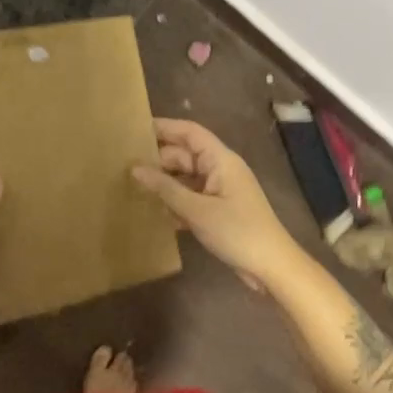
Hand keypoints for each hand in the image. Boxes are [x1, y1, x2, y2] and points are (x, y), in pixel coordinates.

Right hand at [132, 118, 301, 286]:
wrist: (270, 264)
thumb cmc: (237, 231)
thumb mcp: (197, 210)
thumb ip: (166, 188)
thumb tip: (135, 169)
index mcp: (221, 160)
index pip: (190, 132)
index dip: (164, 127)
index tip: (134, 128)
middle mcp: (221, 169)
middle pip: (185, 155)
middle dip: (158, 159)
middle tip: (123, 165)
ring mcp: (221, 191)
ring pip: (187, 178)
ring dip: (164, 183)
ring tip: (131, 187)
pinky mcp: (220, 210)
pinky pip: (193, 198)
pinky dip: (176, 202)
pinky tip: (153, 212)